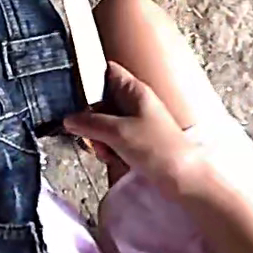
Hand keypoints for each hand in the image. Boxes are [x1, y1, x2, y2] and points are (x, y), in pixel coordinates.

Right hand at [63, 63, 204, 192]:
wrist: (184, 181)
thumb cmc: (157, 149)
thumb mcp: (118, 132)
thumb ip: (89, 123)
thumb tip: (68, 119)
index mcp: (134, 90)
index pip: (107, 71)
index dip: (88, 75)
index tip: (71, 90)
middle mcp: (134, 103)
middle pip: (101, 100)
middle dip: (90, 118)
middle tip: (88, 132)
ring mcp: (136, 123)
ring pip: (104, 123)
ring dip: (99, 138)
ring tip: (106, 150)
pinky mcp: (136, 142)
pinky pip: (113, 140)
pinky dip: (109, 149)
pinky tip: (113, 159)